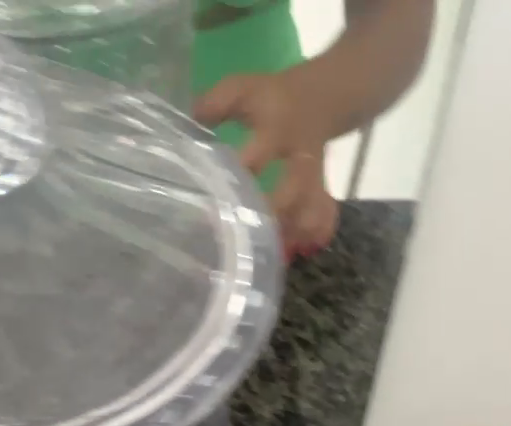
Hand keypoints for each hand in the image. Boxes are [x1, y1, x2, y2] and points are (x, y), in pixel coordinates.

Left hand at [195, 68, 341, 257]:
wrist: (319, 100)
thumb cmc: (270, 98)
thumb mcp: (242, 88)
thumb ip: (215, 104)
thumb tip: (188, 126)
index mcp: (277, 127)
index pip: (260, 152)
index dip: (243, 172)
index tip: (220, 193)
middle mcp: (299, 155)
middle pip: (295, 187)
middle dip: (275, 211)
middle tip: (251, 234)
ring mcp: (314, 176)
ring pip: (312, 206)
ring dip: (295, 230)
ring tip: (274, 251)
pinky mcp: (321, 190)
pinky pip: (323, 215)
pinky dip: (313, 234)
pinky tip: (297, 250)